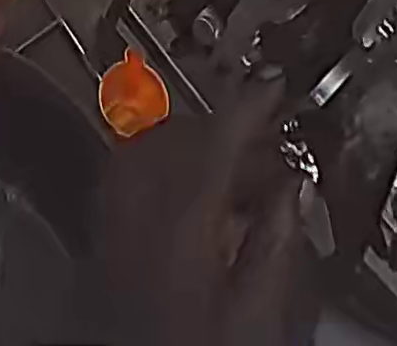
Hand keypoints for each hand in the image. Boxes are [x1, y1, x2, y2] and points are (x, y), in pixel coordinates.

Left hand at [94, 72, 312, 345]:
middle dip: (229, 125)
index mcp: (183, 216)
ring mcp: (114, 210)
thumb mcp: (255, 315)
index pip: (220, 134)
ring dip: (197, 138)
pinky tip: (189, 183)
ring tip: (233, 164)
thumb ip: (278, 242)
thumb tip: (294, 186)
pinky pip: (132, 162)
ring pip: (156, 138)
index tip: (274, 80)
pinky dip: (164, 155)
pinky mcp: (102, 225)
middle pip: (185, 130)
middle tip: (266, 140)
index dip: (252, 101)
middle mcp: (140, 201)